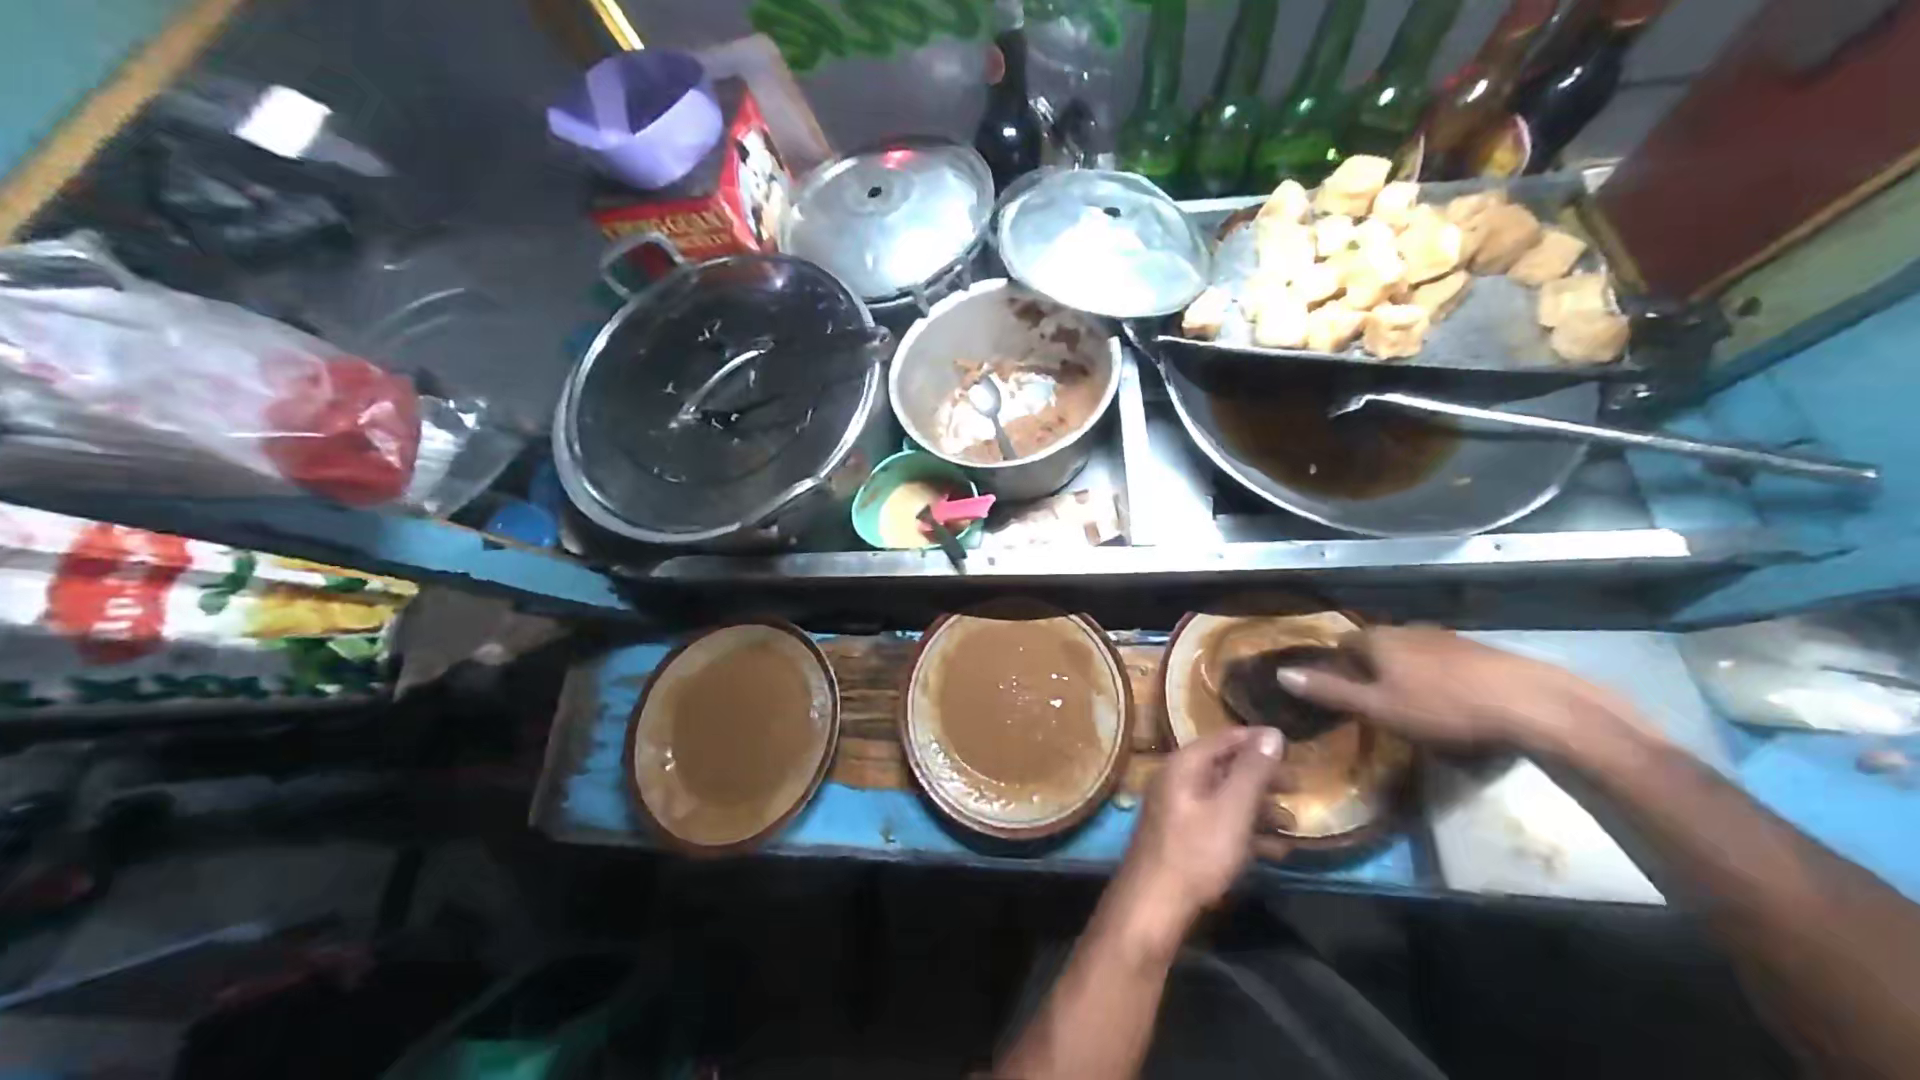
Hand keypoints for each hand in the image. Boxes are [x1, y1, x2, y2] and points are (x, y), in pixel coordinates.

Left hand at [1112, 727, 1287, 942]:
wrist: (1154, 905)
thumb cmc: (1196, 852)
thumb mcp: (1232, 809)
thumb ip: (1253, 771)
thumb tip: (1273, 732)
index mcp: (1185, 764)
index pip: (1227, 738)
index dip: (1260, 741)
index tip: (1294, 750)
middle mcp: (1178, 780)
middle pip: (1227, 768)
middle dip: (1264, 778)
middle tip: (1299, 789)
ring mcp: (1179, 809)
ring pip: (1225, 798)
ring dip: (1260, 809)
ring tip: (1293, 825)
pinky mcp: (1183, 837)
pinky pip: (1219, 823)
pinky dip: (1246, 832)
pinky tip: (1276, 852)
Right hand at [1274, 625, 1627, 754]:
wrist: (1534, 706)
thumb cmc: (1444, 708)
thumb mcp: (1377, 708)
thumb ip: (1329, 690)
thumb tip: (1282, 674)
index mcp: (1378, 639)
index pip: (1342, 644)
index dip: (1336, 667)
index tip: (1339, 693)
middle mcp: (1407, 629)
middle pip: (1375, 645)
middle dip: (1369, 669)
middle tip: (1372, 702)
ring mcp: (1446, 637)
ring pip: (1409, 652)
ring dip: (1403, 672)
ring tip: (1410, 704)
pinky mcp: (1478, 651)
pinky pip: (1440, 661)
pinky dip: (1434, 677)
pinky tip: (1449, 702)